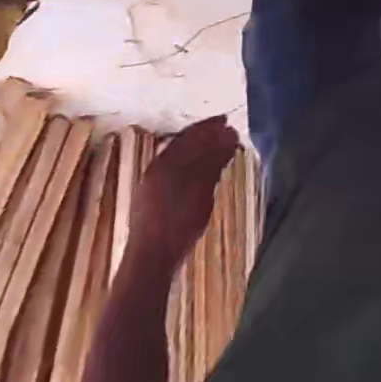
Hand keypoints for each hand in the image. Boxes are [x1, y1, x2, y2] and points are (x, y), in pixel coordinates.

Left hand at [129, 116, 239, 266]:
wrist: (151, 260)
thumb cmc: (178, 225)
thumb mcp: (201, 192)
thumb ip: (213, 162)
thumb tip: (229, 137)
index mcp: (164, 162)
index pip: (190, 136)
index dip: (209, 127)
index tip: (226, 121)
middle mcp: (156, 168)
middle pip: (183, 144)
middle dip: (205, 136)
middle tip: (226, 130)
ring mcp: (152, 184)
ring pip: (179, 158)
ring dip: (199, 150)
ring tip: (219, 149)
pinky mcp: (153, 199)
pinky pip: (174, 171)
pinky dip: (191, 165)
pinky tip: (202, 172)